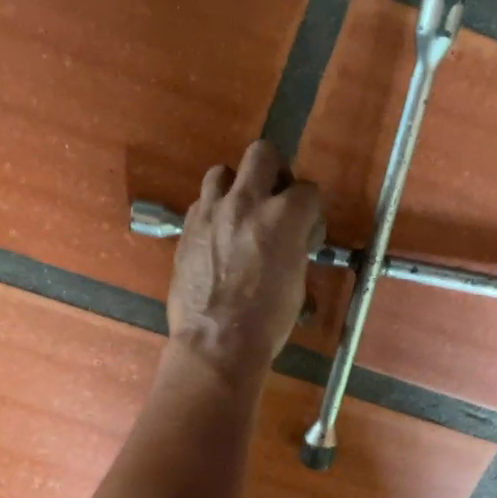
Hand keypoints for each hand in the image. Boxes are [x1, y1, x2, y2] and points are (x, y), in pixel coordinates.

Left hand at [166, 141, 322, 380]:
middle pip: (262, 154)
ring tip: (240, 213)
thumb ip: (295, 245)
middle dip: (273, 171)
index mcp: (283, 217)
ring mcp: (211, 213)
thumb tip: (292, 237)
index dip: (309, 208)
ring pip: (222, 171)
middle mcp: (246, 202)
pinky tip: (217, 236)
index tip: (306, 228)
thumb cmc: (268, 321)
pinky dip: (213, 212)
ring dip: (236, 186)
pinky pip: (201, 203)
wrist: (217, 343)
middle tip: (274, 199)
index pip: (307, 189)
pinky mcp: (187, 229)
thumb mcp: (297, 281)